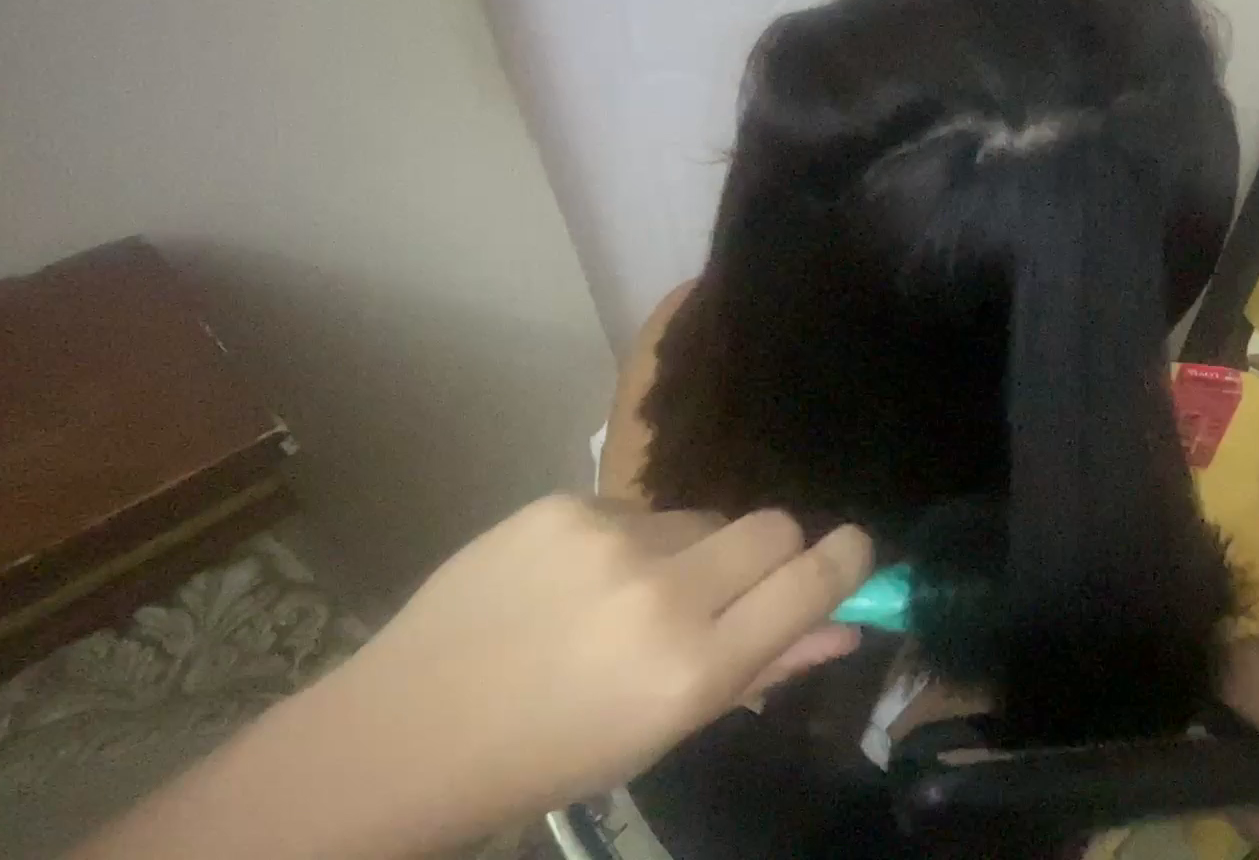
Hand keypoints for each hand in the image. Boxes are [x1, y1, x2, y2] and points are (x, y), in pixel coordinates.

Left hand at [74, 495, 872, 859]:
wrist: (405, 734)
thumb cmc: (555, 754)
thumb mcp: (670, 728)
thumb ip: (768, 668)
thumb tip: (847, 623)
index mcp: (692, 665)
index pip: (812, 579)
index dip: (847, 558)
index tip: (853, 552)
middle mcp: (661, 590)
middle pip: (773, 525)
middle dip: (772, 552)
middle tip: (728, 591)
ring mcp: (608, 537)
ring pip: (704, 517)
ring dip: (694, 551)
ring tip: (631, 597)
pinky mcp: (562, 505)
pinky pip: (638, 510)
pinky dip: (632, 542)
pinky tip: (579, 582)